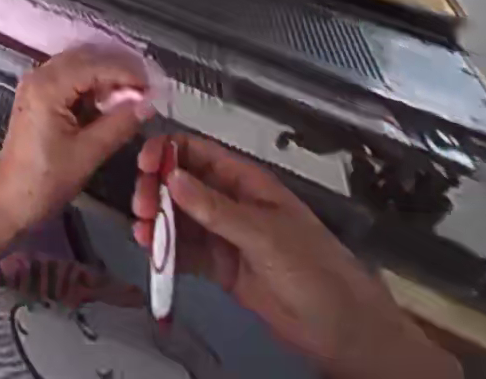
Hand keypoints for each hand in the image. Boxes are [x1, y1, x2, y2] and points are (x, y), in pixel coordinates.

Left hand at [0, 45, 153, 232]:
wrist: (10, 198)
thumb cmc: (47, 179)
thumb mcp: (88, 153)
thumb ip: (120, 123)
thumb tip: (149, 103)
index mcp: (48, 86)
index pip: (95, 65)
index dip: (127, 72)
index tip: (153, 86)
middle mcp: (40, 74)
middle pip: (86, 57)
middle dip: (119, 68)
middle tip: (148, 86)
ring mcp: (37, 81)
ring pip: (79, 63)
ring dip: (107, 73)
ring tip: (135, 91)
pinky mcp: (39, 92)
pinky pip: (71, 75)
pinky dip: (93, 82)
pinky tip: (112, 96)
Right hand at [131, 136, 458, 378]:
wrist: (344, 333)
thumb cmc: (312, 268)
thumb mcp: (264, 234)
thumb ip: (215, 207)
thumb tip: (170, 175)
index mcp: (243, 179)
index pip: (196, 151)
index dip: (167, 152)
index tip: (143, 166)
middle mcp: (227, 199)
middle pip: (179, 182)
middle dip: (155, 189)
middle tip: (141, 209)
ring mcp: (222, 233)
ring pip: (178, 216)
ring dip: (157, 220)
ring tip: (143, 236)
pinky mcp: (218, 265)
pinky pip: (184, 249)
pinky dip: (165, 249)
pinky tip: (153, 254)